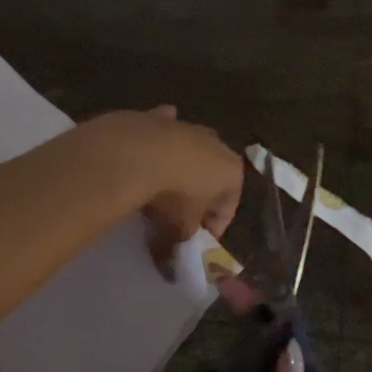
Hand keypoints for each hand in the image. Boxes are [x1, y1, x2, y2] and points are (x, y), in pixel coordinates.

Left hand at [68, 107, 242, 264]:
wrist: (139, 152)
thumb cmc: (174, 194)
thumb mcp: (181, 227)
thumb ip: (182, 240)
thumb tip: (172, 254)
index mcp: (232, 170)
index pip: (228, 208)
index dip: (211, 230)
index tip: (192, 245)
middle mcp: (216, 144)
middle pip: (208, 179)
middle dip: (195, 200)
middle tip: (174, 221)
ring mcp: (187, 127)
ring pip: (186, 154)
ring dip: (176, 172)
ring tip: (155, 197)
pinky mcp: (158, 117)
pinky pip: (161, 134)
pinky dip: (156, 144)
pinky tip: (144, 157)